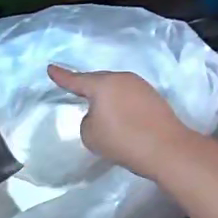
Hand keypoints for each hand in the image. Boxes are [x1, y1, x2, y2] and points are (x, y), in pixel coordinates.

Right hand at [47, 65, 195, 175]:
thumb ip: (88, 119)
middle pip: (98, 81)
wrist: (166, 149)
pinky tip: (120, 118)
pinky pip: (128, 97)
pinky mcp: (154, 98)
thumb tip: (100, 114)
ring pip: (115, 88)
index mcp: (102, 84)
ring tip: (101, 112)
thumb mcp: (90, 134)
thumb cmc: (122, 140)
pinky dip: (121, 105)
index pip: (76, 80)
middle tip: (77, 93)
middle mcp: (122, 79)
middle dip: (87, 87)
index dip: (61, 76)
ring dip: (106, 98)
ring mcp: (141, 86)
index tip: (51, 68)